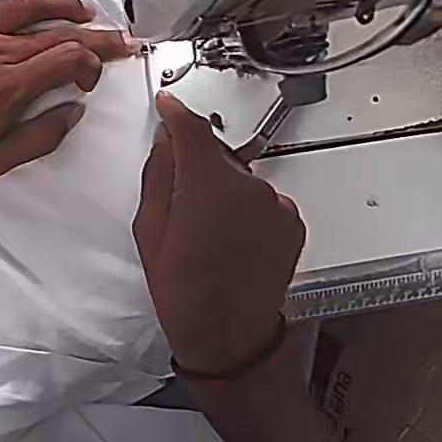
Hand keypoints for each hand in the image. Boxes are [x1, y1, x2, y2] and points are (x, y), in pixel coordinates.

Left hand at [0, 0, 134, 191]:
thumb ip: (41, 137)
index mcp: (8, 84)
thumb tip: (72, 114)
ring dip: (61, 5)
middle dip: (96, 35)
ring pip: (28, 6)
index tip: (95, 75)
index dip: (93, 62)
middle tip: (118, 39)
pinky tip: (29, 4)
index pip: (68, 57)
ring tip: (82, 12)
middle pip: (59, 32)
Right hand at [134, 91, 305, 375]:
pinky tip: (229, 237)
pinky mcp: (290, 222)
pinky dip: (244, 206)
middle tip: (178, 197)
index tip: (168, 105)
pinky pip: (260, 198)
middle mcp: (248, 188)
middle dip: (195, 162)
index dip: (176, 112)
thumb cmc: (186, 293)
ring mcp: (274, 205)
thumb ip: (158, 176)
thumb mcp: (150, 229)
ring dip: (221, 187)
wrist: (227, 337)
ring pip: (239, 176)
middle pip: (216, 152)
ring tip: (205, 229)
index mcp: (207, 185)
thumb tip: (165, 144)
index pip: (191, 129)